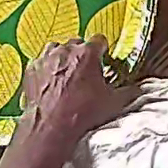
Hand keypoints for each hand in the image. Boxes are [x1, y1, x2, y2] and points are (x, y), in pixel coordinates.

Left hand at [17, 37, 133, 147]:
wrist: (51, 128)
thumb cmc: (81, 114)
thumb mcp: (113, 103)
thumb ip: (128, 91)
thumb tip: (137, 88)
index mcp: (87, 54)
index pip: (99, 40)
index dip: (103, 50)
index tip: (103, 59)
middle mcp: (64, 51)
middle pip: (77, 44)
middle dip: (82, 55)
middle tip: (86, 73)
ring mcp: (45, 59)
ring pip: (56, 50)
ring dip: (62, 59)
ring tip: (67, 77)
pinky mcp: (31, 70)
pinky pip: (40, 62)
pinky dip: (46, 69)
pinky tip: (51, 84)